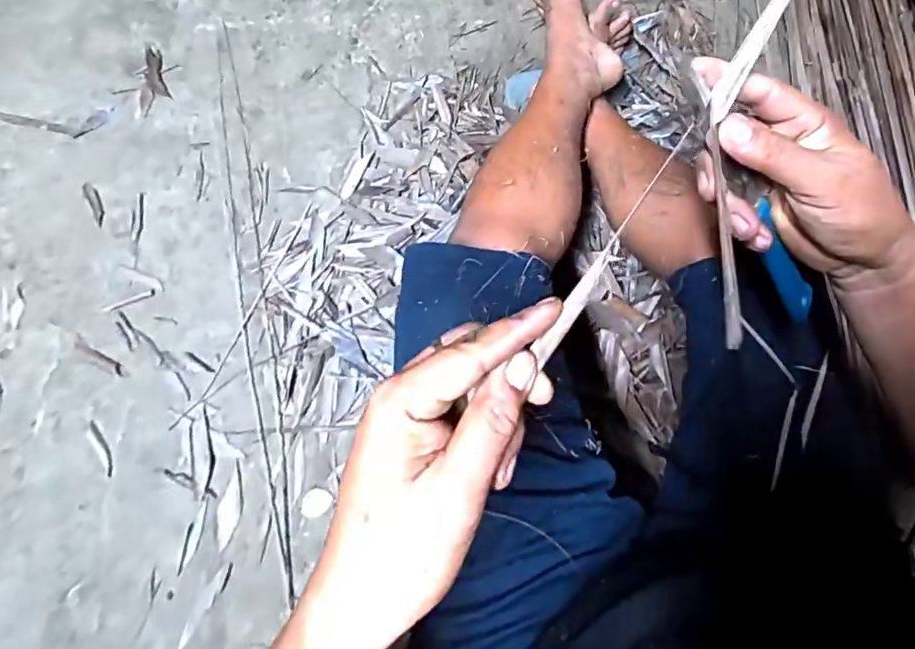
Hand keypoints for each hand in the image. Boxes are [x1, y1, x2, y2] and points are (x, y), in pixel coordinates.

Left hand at [275, 299, 560, 648]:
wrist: (362, 605)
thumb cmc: (398, 556)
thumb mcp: (457, 488)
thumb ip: (493, 420)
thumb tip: (523, 365)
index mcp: (400, 401)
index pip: (471, 350)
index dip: (518, 329)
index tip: (552, 310)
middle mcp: (400, 396)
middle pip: (472, 357)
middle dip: (510, 378)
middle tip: (541, 400)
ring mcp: (407, 412)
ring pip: (474, 381)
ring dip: (500, 413)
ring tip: (499, 465)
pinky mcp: (417, 429)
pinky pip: (466, 405)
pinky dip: (488, 426)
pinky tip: (489, 464)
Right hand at [692, 57, 914, 285]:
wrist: (865, 265)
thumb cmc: (861, 212)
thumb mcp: (823, 181)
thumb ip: (775, 154)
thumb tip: (727, 125)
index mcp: (803, 122)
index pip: (761, 91)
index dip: (728, 79)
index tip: (697, 71)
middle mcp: (779, 139)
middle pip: (728, 130)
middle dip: (718, 161)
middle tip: (716, 188)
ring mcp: (764, 169)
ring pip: (722, 168)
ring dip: (726, 198)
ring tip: (746, 226)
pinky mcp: (756, 198)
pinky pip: (728, 198)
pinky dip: (735, 219)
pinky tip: (757, 236)